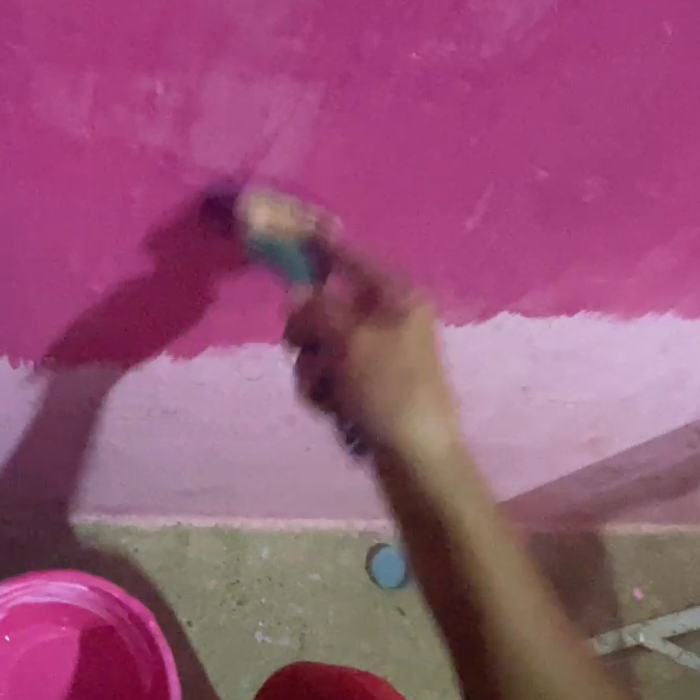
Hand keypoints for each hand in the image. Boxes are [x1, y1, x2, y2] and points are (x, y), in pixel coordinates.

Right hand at [283, 240, 463, 466]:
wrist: (417, 458)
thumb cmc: (389, 390)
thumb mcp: (349, 341)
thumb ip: (317, 310)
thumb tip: (298, 293)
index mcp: (396, 294)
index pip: (348, 256)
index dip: (315, 249)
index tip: (282, 242)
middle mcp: (388, 316)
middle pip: (325, 304)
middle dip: (309, 333)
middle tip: (306, 349)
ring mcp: (377, 352)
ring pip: (320, 343)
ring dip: (314, 368)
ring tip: (328, 394)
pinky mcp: (367, 383)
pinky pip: (328, 372)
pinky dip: (324, 389)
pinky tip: (334, 410)